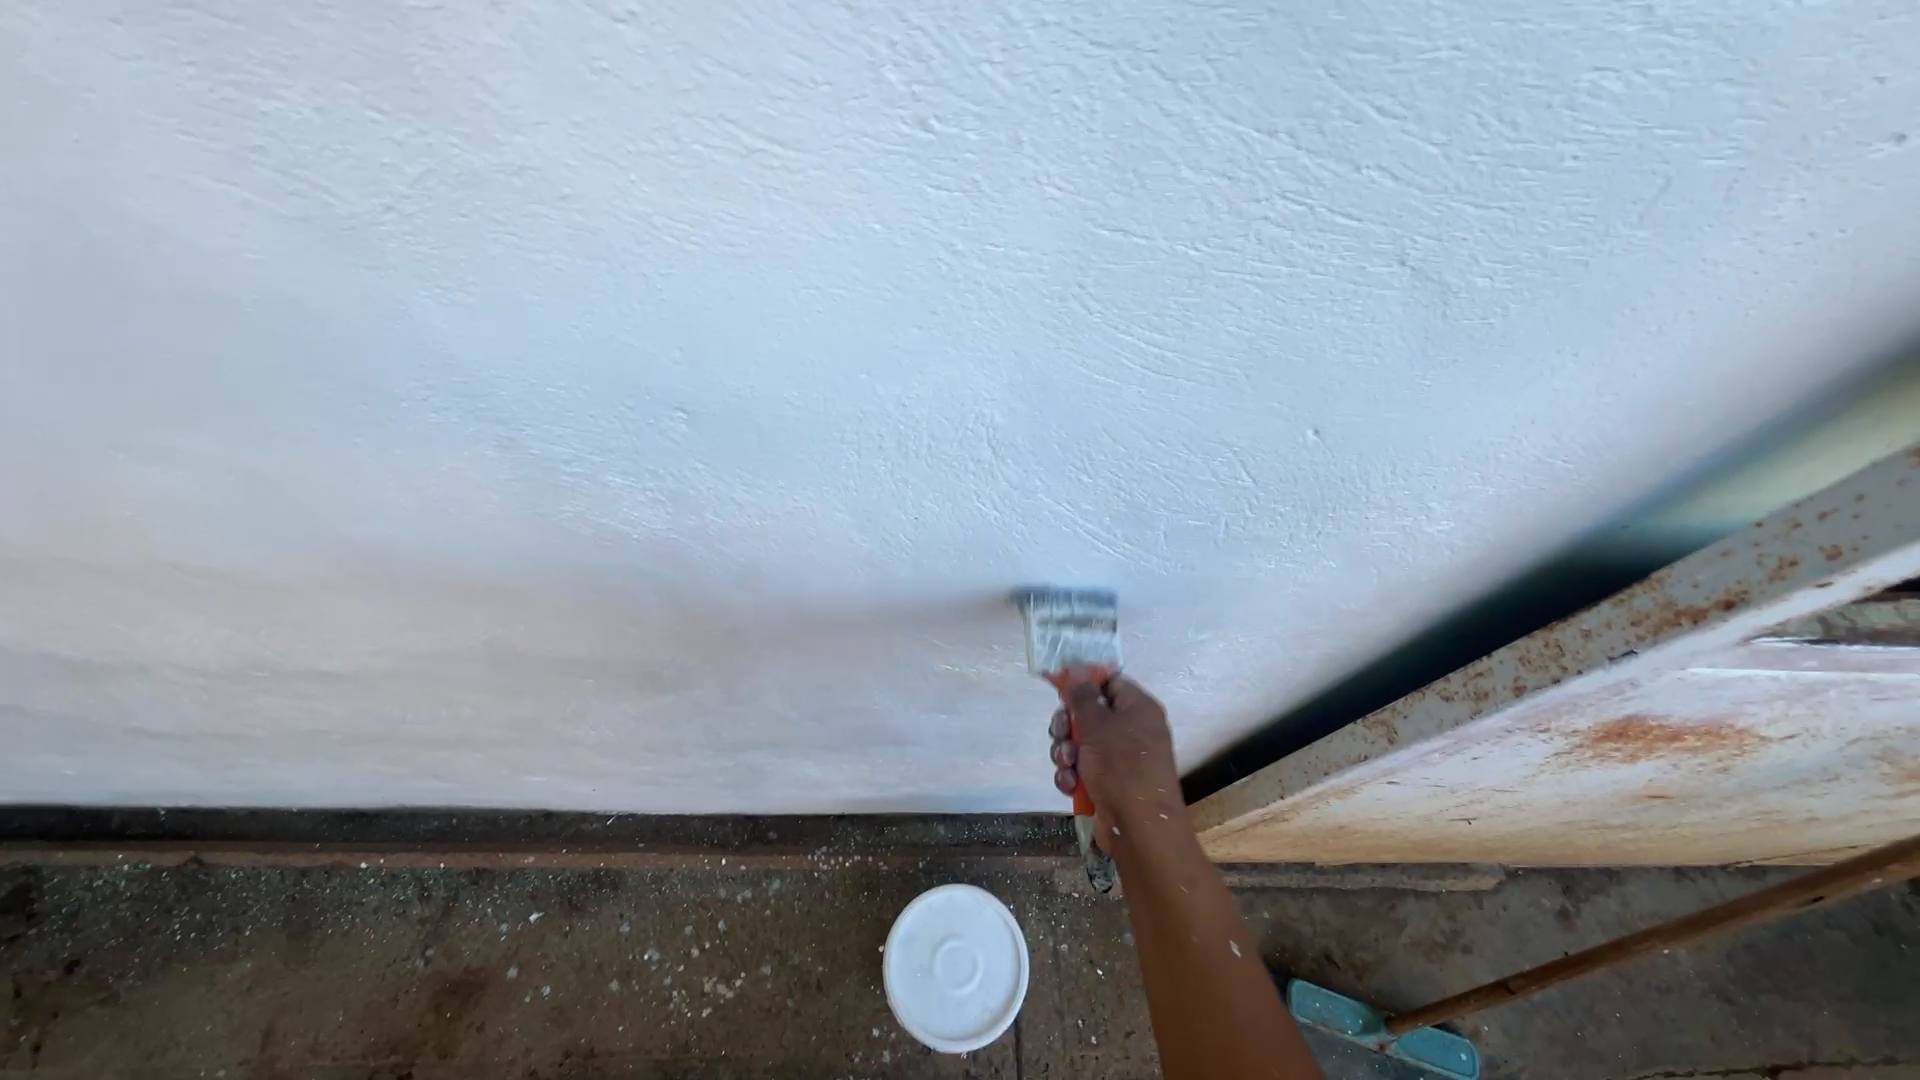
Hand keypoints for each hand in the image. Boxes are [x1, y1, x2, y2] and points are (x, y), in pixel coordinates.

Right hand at [1048, 668, 1182, 826]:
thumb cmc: (1122, 767)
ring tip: (1067, 766)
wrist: (1139, 827)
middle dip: (1067, 726)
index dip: (1083, 683)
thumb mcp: (1098, 725)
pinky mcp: (1109, 781)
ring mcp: (1120, 757)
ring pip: (1080, 743)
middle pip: (1089, 713)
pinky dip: (1072, 775)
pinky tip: (1070, 784)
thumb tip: (1076, 667)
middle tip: (1061, 735)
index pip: (1109, 682)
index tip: (1059, 688)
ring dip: (1066, 753)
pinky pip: (1083, 768)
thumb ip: (1083, 695)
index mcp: (1138, 708)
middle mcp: (1132, 729)